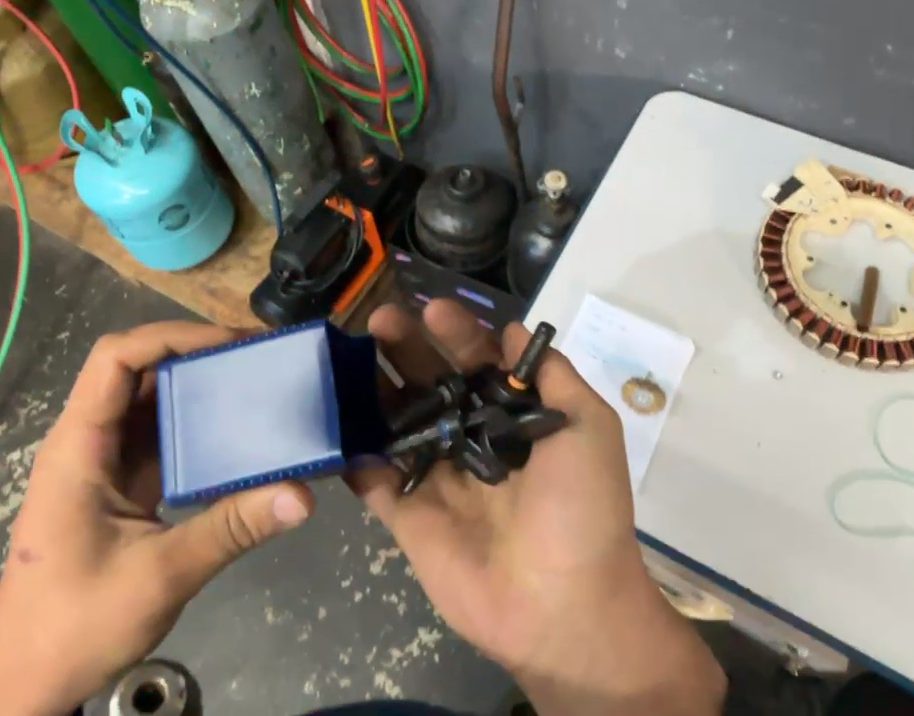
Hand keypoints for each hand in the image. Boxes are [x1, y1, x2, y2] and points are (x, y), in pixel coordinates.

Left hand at [0, 322, 314, 715]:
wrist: (25, 683)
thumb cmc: (74, 624)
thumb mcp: (159, 576)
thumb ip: (231, 529)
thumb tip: (303, 496)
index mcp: (79, 448)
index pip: (115, 358)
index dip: (172, 336)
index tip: (232, 344)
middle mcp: (88, 443)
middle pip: (138, 371)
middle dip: (198, 354)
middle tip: (261, 357)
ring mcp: (103, 465)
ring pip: (151, 402)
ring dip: (201, 387)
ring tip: (259, 382)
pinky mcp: (120, 486)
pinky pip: (160, 436)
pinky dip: (199, 424)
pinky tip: (239, 432)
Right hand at [351, 301, 724, 715]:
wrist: (564, 605)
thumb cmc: (582, 507)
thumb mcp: (587, 426)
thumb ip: (552, 376)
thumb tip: (514, 330)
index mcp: (515, 418)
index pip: (480, 363)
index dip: (458, 334)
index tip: (432, 308)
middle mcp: (474, 441)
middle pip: (432, 384)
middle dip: (407, 349)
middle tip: (378, 318)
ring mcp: (439, 479)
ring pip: (397, 423)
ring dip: (372, 389)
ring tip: (344, 356)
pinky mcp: (408, 519)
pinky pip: (372, 480)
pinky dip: (350, 452)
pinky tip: (326, 416)